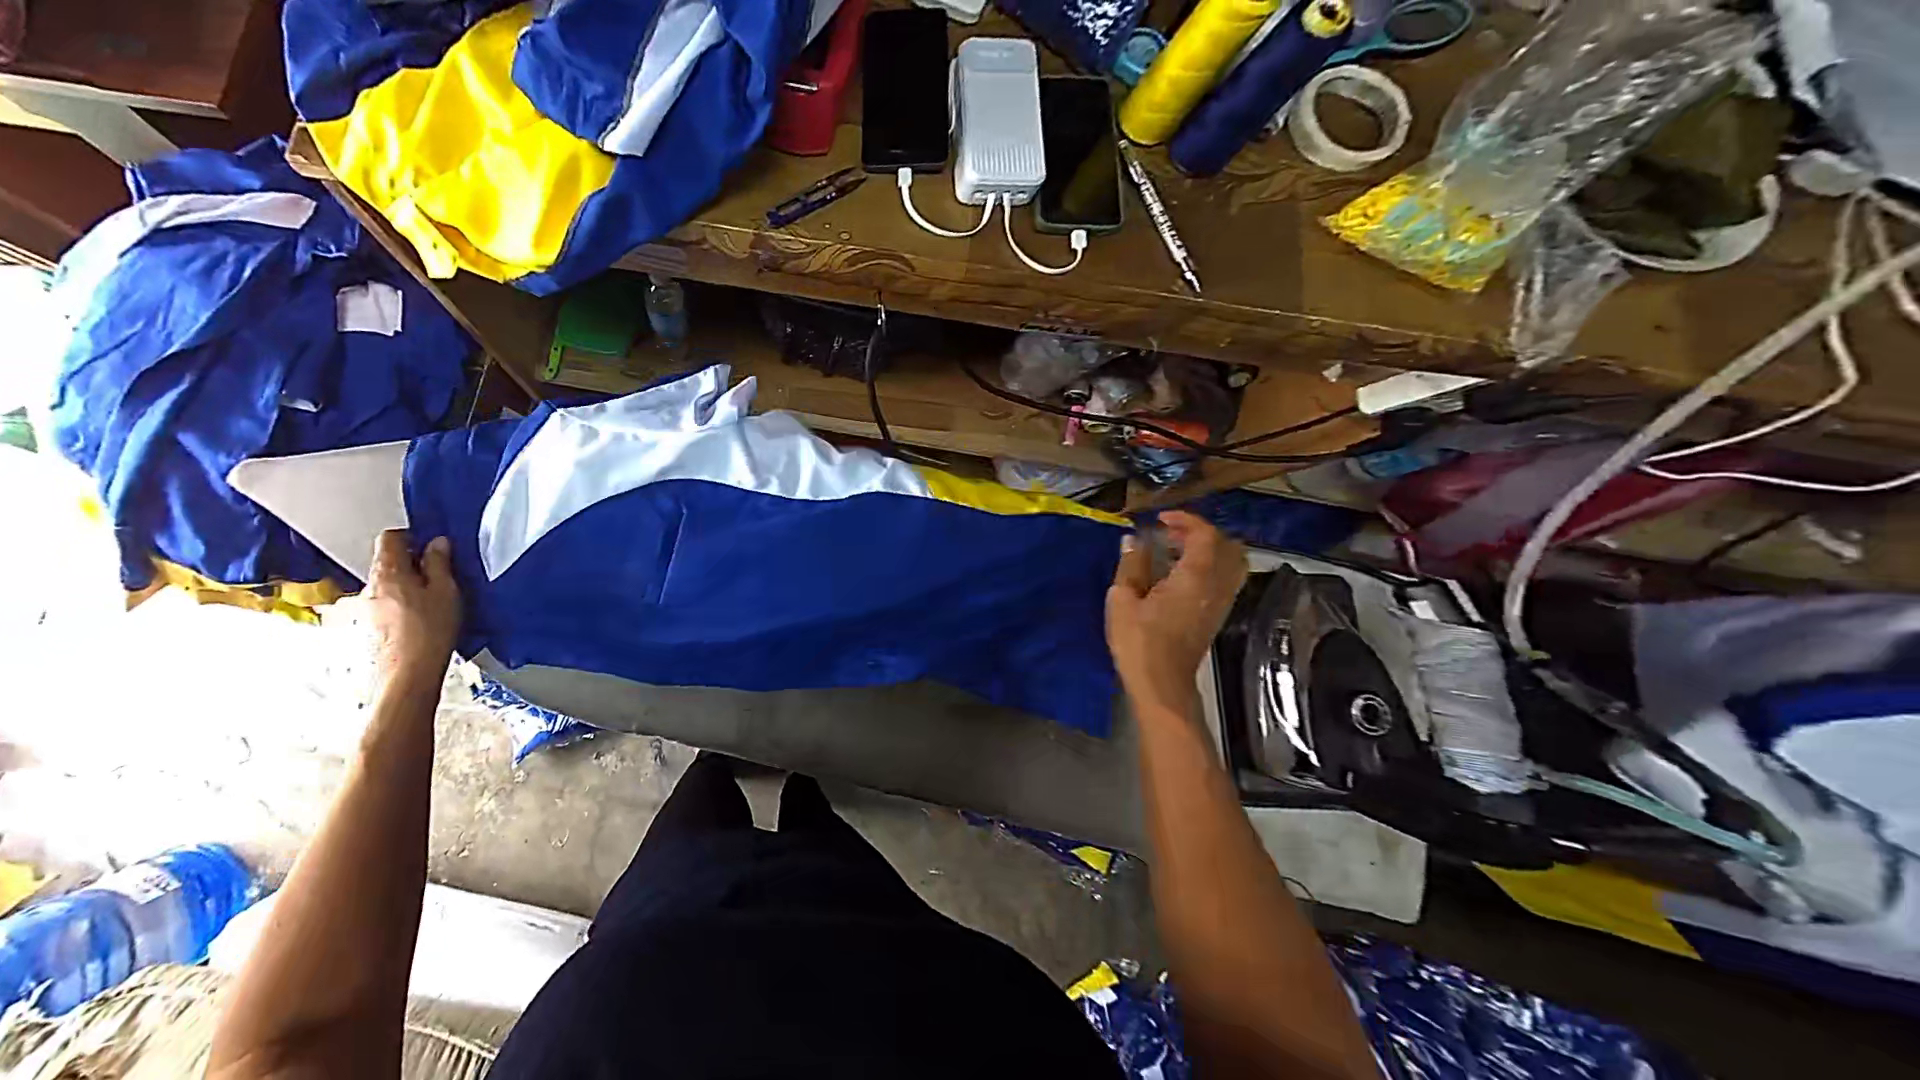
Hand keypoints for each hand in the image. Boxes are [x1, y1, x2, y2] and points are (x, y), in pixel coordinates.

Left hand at [368, 529, 461, 689]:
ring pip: (389, 585)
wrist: (407, 674)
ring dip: (410, 586)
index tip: (433, 546)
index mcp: (387, 572)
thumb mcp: (446, 590)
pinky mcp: (368, 626)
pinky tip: (424, 619)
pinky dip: (404, 604)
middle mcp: (369, 586)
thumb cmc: (430, 630)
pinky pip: (387, 604)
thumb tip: (436, 543)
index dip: (412, 536)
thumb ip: (439, 563)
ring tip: (436, 601)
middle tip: (443, 576)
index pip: (390, 538)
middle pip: (389, 563)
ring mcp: (365, 607)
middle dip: (414, 564)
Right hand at [1106, 511, 1247, 717]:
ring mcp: (1222, 602)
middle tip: (1170, 532)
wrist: (1162, 685)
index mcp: (1196, 576)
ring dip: (1208, 549)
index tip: (1161, 519)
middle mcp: (1217, 585)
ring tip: (1175, 551)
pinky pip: (1225, 579)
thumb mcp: (1123, 600)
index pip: (1204, 534)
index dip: (1185, 519)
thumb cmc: (1140, 642)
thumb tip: (1133, 540)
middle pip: (1227, 545)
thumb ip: (1131, 566)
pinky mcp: (1218, 616)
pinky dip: (1210, 567)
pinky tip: (1180, 575)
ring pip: (1231, 563)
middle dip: (1201, 532)